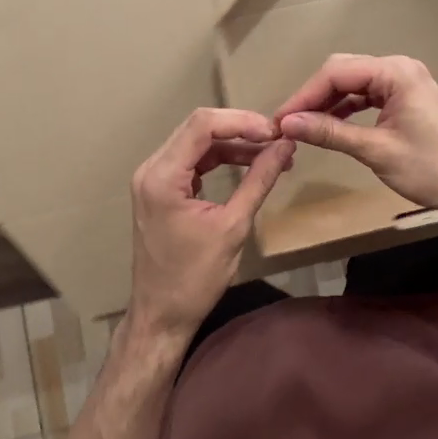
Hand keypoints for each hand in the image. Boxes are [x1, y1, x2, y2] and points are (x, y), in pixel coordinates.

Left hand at [128, 108, 294, 339]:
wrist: (161, 317)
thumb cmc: (195, 279)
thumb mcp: (233, 226)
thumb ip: (259, 180)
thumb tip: (285, 146)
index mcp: (162, 176)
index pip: (202, 125)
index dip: (241, 121)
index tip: (274, 133)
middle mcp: (152, 168)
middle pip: (198, 127)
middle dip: (240, 128)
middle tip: (276, 140)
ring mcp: (152, 178)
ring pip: (196, 142)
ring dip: (233, 143)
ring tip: (271, 152)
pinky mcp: (160, 189)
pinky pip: (192, 160)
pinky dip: (220, 158)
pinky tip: (248, 163)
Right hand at [273, 54, 437, 222]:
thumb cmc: (432, 170)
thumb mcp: (376, 151)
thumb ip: (330, 133)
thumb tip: (288, 123)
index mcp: (396, 72)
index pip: (336, 72)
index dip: (304, 95)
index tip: (280, 120)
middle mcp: (400, 67)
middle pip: (343, 71)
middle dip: (313, 96)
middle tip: (288, 124)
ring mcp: (405, 80)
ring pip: (354, 82)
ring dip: (328, 102)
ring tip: (302, 127)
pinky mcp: (407, 96)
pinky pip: (368, 94)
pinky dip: (347, 108)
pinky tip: (329, 126)